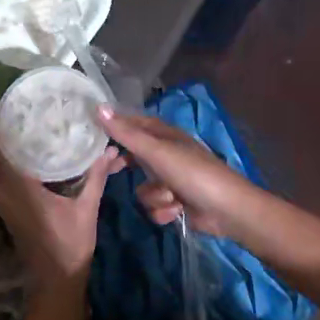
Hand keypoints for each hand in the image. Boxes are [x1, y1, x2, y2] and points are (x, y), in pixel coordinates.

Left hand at [0, 135, 122, 291]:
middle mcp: (5, 197)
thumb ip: (95, 176)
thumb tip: (109, 149)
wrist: (57, 280)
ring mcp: (3, 208)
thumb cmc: (71, 243)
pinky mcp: (7, 216)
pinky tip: (8, 165)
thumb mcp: (86, 208)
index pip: (0, 156)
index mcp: (21, 191)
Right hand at [96, 106, 255, 239]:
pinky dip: (164, 211)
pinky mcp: (175, 203)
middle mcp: (166, 155)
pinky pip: (154, 206)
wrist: (227, 210)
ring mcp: (171, 181)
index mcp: (164, 136)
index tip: (93, 134)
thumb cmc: (193, 173)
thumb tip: (98, 108)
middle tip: (112, 172)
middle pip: (133, 157)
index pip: (132, 124)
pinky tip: (177, 211)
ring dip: (154, 196)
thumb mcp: (156, 152)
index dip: (114, 127)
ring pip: (142, 188)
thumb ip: (126, 133)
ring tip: (170, 198)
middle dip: (128, 168)